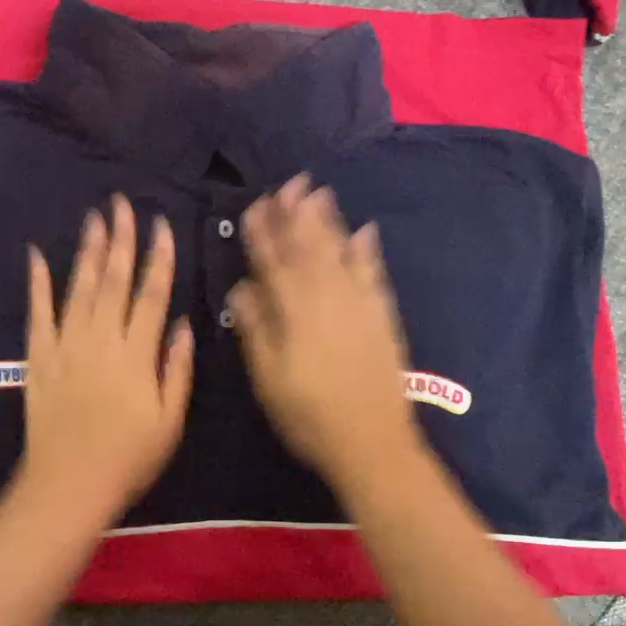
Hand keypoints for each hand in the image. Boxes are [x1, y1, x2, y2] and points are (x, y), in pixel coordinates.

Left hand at [19, 195, 193, 524]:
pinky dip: (38, 283)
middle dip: (121, 239)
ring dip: (89, 251)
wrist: (68, 486)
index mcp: (137, 355)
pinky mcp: (38, 357)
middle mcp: (101, 340)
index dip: (159, 257)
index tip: (162, 225)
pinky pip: (38, 313)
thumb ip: (177, 369)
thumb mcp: (169, 421)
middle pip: (115, 280)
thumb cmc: (128, 459)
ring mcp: (66, 346)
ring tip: (95, 218)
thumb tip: (181, 323)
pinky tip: (38, 254)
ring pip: (80, 288)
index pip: (152, 295)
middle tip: (122, 204)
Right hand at [228, 175, 427, 487]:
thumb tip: (241, 287)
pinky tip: (365, 230)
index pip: (272, 262)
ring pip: (339, 252)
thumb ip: (256, 328)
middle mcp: (326, 297)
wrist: (372, 442)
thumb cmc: (308, 415)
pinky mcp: (383, 316)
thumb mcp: (268, 378)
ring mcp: (358, 304)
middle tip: (289, 184)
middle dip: (295, 215)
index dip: (262, 233)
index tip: (253, 206)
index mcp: (293, 311)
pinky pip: (374, 273)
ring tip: (319, 193)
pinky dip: (368, 250)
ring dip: (328, 221)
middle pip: (307, 247)